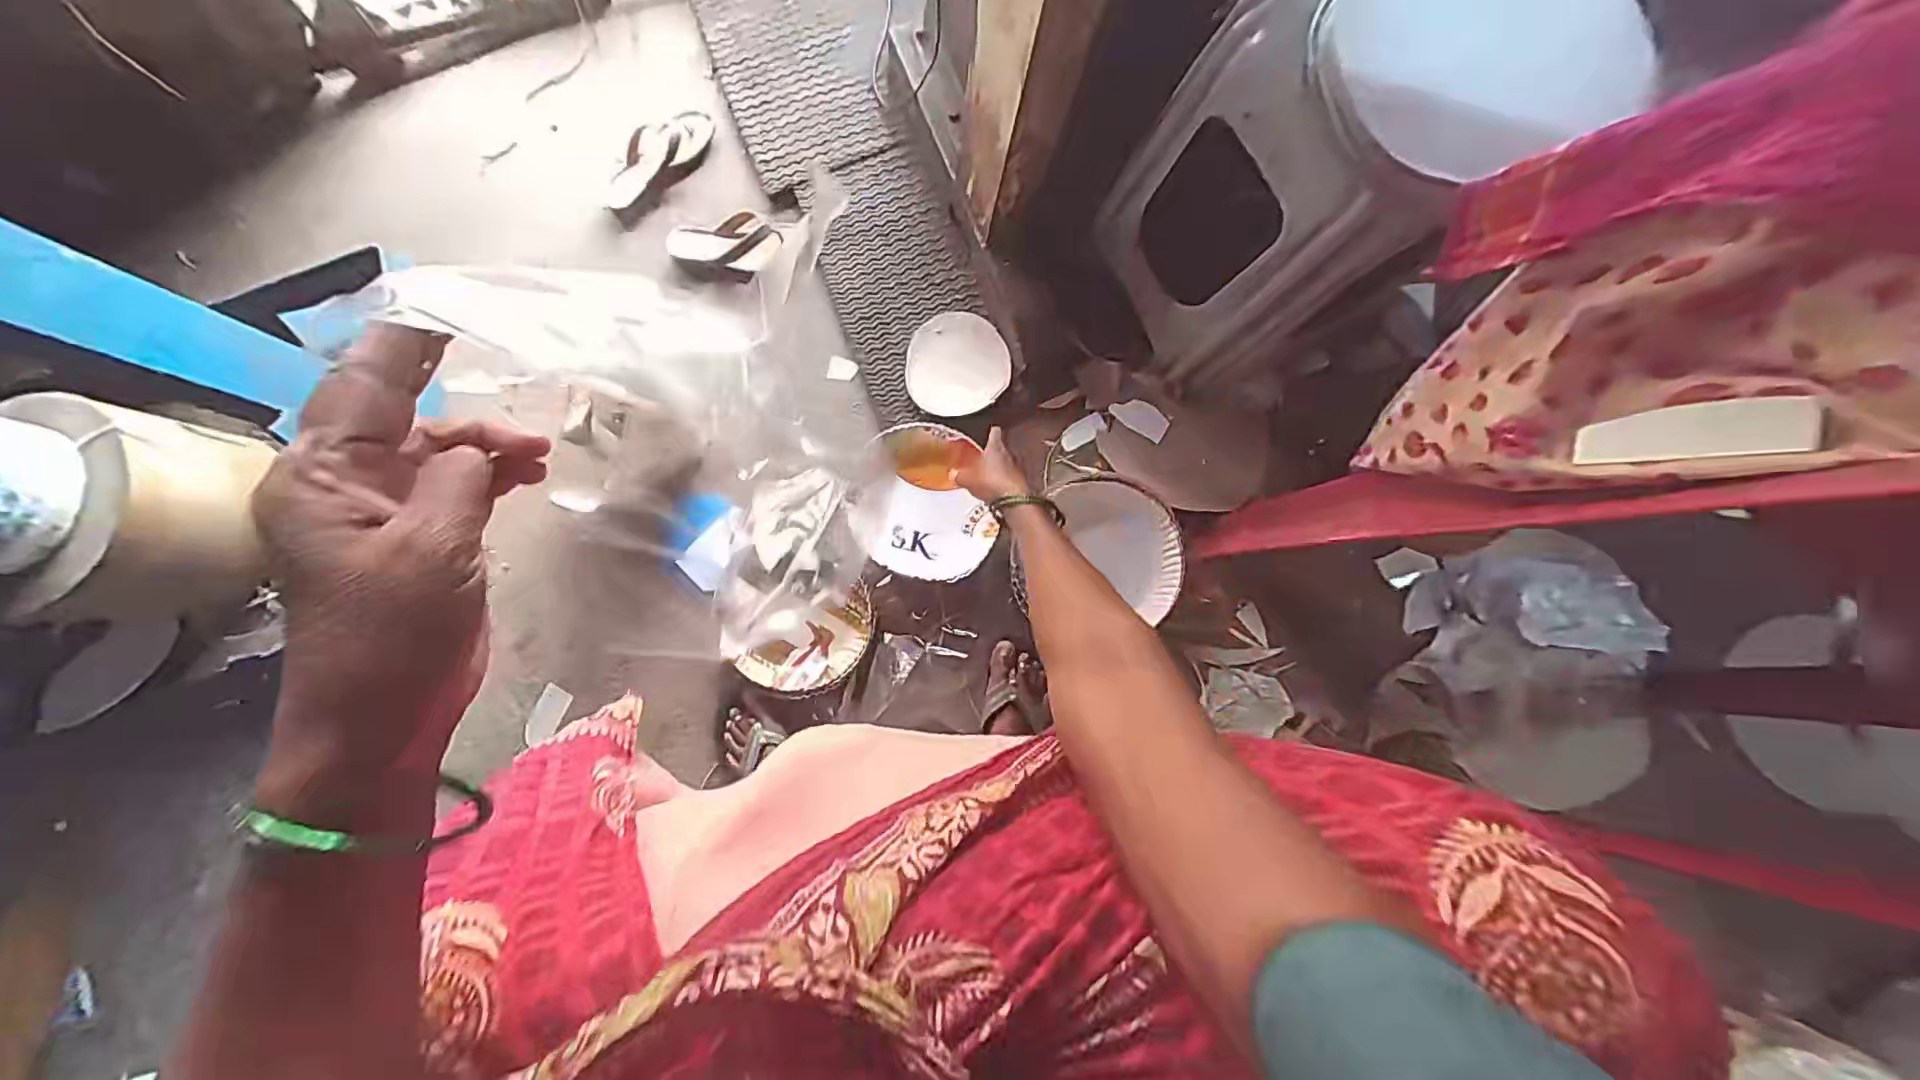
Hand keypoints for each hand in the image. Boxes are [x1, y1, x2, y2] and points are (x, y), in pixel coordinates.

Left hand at [253, 325, 549, 779]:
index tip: (438, 314)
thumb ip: (456, 483)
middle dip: (469, 418)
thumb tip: (479, 449)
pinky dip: (491, 476)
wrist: (384, 712)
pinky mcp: (422, 539)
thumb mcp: (430, 551)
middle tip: (527, 426)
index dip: (400, 350)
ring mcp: (387, 515)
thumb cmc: (392, 635)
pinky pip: (457, 487)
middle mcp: (347, 487)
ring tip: (537, 458)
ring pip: (440, 454)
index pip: (361, 392)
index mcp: (322, 480)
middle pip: (408, 422)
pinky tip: (525, 477)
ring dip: (489, 449)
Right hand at [957, 427, 1030, 502]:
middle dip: (994, 453)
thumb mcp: (967, 479)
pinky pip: (1011, 479)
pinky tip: (996, 489)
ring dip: (1000, 468)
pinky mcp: (1021, 483)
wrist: (1012, 500)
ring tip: (989, 475)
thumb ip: (960, 475)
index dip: (993, 432)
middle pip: (1001, 450)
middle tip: (985, 457)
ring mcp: (1017, 469)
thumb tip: (955, 475)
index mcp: (995, 448)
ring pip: (1007, 464)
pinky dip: (1004, 482)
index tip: (992, 430)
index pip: (995, 434)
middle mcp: (1008, 455)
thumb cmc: (991, 482)